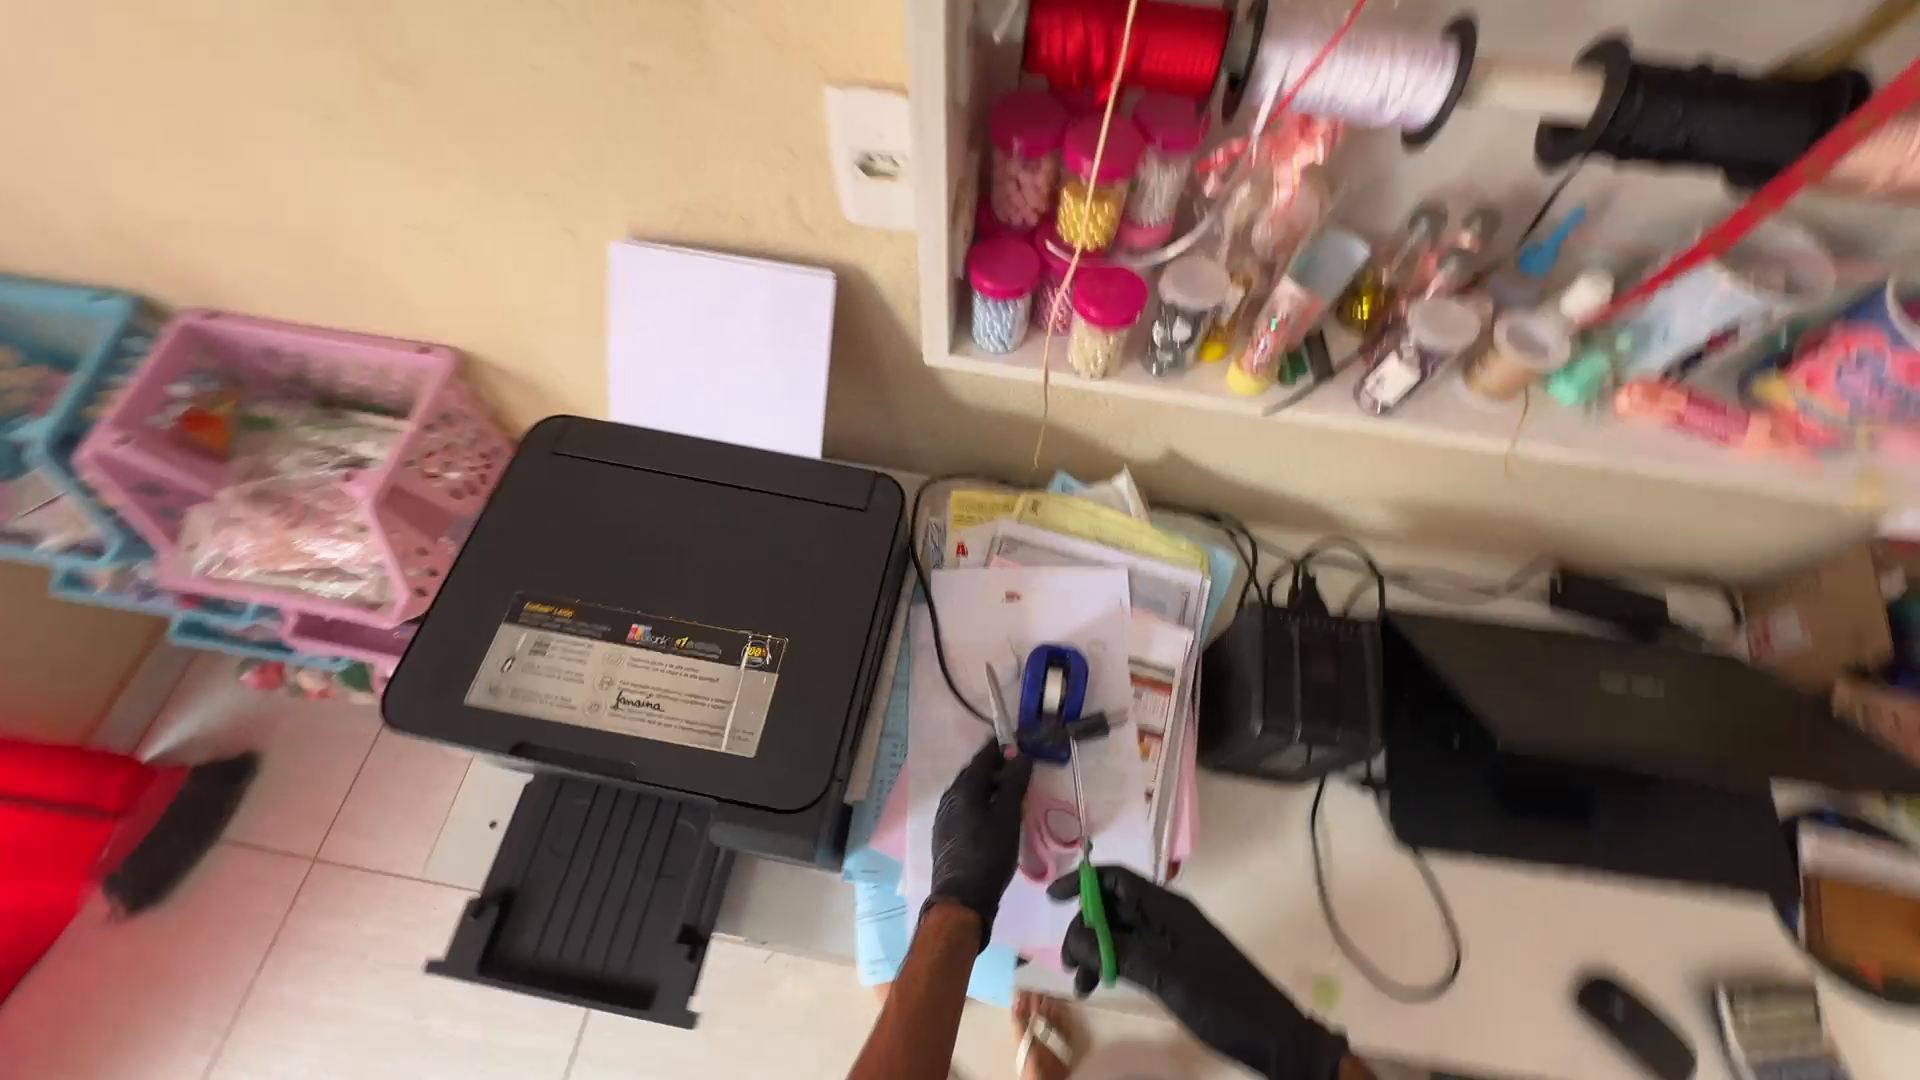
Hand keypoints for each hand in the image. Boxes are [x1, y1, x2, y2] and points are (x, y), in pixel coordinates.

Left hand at [926, 740, 1032, 950]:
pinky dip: (981, 800)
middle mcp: (951, 796)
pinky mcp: (946, 831)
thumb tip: (1020, 754)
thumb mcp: (1008, 817)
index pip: (983, 756)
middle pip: (975, 772)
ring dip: (988, 784)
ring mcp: (946, 815)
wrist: (962, 897)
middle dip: (995, 765)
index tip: (1017, 741)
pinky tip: (993, 812)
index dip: (1000, 747)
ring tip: (1009, 789)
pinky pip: (965, 805)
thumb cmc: (989, 854)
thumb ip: (1014, 783)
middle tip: (1018, 766)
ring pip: (969, 789)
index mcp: (964, 788)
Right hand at [1050, 866, 1347, 1079]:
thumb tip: (1075, 937)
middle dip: (1085, 927)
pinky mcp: (1175, 962)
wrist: (1274, 1037)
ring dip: (1096, 949)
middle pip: (1113, 904)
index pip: (1116, 878)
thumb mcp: (1166, 976)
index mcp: (1168, 907)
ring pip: (1120, 930)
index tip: (1052, 898)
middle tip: (1070, 963)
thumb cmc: (1222, 1000)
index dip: (1083, 881)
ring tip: (1082, 983)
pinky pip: (1133, 950)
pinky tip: (1101, 985)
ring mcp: (1171, 939)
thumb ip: (1119, 953)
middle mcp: (1167, 916)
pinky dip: (1112, 963)